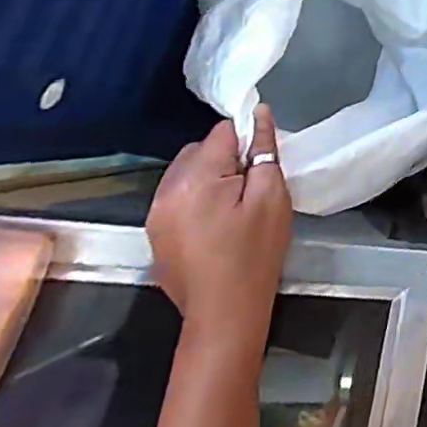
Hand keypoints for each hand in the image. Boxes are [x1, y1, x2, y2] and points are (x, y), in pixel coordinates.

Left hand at [147, 107, 292, 326]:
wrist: (225, 313)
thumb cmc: (254, 253)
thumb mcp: (271, 197)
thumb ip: (263, 150)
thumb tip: (258, 114)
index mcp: (196, 178)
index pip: (223, 132)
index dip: (247, 143)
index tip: (261, 168)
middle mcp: (166, 189)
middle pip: (201, 149)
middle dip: (226, 159)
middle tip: (250, 190)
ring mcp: (155, 212)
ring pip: (187, 171)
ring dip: (210, 177)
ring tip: (234, 208)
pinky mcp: (155, 231)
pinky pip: (178, 195)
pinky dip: (197, 198)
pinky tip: (216, 224)